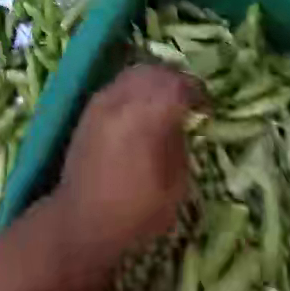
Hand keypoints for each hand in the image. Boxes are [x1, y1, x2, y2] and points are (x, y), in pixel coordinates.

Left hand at [49, 63, 203, 274]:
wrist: (82, 219)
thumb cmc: (135, 212)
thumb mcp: (174, 186)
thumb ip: (179, 144)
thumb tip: (181, 122)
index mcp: (147, 117)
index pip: (177, 85)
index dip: (197, 91)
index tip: (207, 106)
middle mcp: (123, 99)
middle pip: (156, 72)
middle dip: (177, 80)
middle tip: (190, 98)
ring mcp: (103, 99)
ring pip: (135, 71)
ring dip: (155, 78)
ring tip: (167, 97)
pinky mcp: (90, 105)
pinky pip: (119, 82)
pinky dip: (136, 84)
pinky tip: (143, 103)